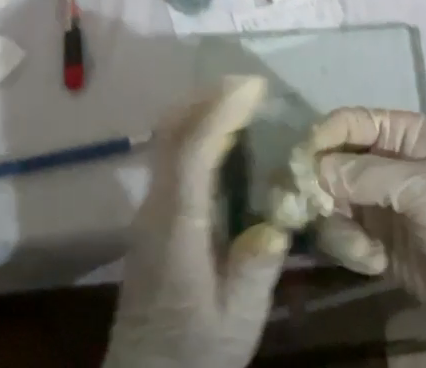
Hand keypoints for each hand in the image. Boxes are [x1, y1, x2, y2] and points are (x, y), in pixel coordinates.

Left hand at [101, 77, 289, 367]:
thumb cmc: (196, 352)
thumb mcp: (237, 319)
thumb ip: (257, 266)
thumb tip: (278, 213)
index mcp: (176, 229)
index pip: (192, 153)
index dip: (221, 112)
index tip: (254, 85)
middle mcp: (154, 210)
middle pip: (169, 134)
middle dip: (206, 98)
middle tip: (250, 84)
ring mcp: (147, 214)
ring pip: (165, 142)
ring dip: (199, 111)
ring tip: (241, 100)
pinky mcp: (151, 222)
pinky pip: (169, 159)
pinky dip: (195, 133)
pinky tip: (225, 140)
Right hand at [307, 108, 425, 367]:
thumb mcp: (425, 190)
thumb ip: (368, 176)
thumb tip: (315, 169)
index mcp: (401, 134)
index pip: (347, 123)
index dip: (321, 141)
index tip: (304, 169)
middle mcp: (383, 162)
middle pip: (328, 164)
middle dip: (320, 191)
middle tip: (320, 215)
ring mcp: (376, 203)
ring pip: (328, 204)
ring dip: (338, 229)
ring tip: (366, 251)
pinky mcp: (373, 241)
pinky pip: (340, 236)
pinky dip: (350, 250)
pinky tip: (376, 263)